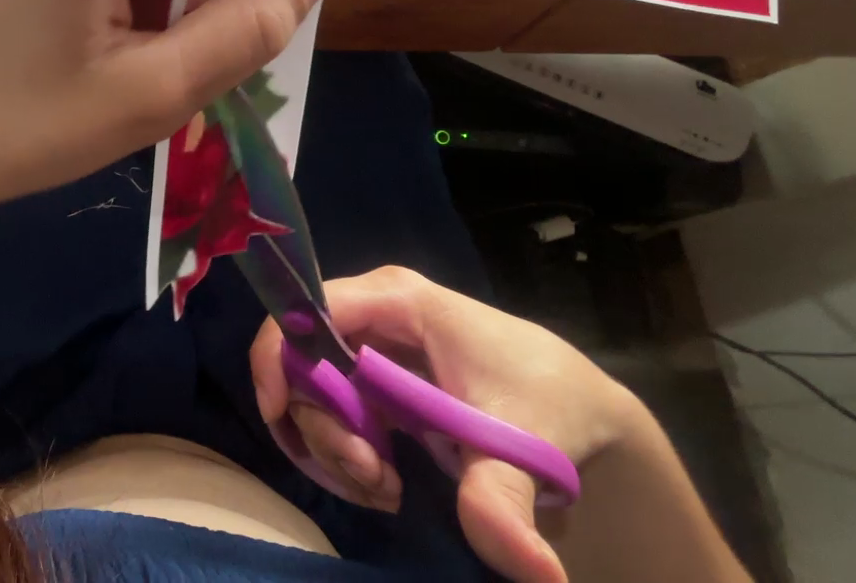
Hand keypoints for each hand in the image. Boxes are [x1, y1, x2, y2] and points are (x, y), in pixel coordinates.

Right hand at [250, 267, 647, 582]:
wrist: (576, 411)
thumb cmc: (548, 401)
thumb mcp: (526, 445)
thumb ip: (504, 497)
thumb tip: (532, 571)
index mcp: (397, 299)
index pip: (308, 309)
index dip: (278, 354)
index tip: (279, 415)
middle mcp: (370, 312)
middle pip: (303, 359)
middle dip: (323, 427)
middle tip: (371, 476)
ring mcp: (366, 345)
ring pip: (310, 391)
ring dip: (334, 449)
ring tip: (386, 488)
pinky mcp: (369, 377)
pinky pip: (328, 410)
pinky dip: (342, 454)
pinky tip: (382, 483)